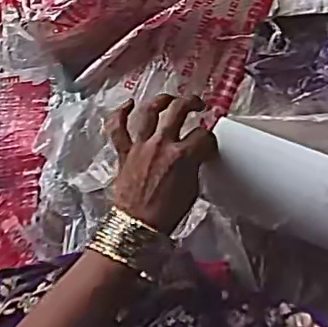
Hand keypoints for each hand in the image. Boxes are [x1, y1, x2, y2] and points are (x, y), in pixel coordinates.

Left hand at [105, 94, 216, 232]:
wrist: (137, 226)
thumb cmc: (165, 214)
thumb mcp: (192, 189)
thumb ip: (194, 165)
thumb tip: (195, 156)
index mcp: (183, 156)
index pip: (203, 135)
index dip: (209, 137)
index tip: (208, 141)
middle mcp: (161, 145)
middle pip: (178, 111)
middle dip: (191, 102)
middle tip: (197, 104)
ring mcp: (141, 146)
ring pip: (150, 112)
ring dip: (161, 101)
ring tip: (168, 99)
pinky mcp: (124, 152)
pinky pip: (118, 128)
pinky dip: (121, 114)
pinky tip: (128, 105)